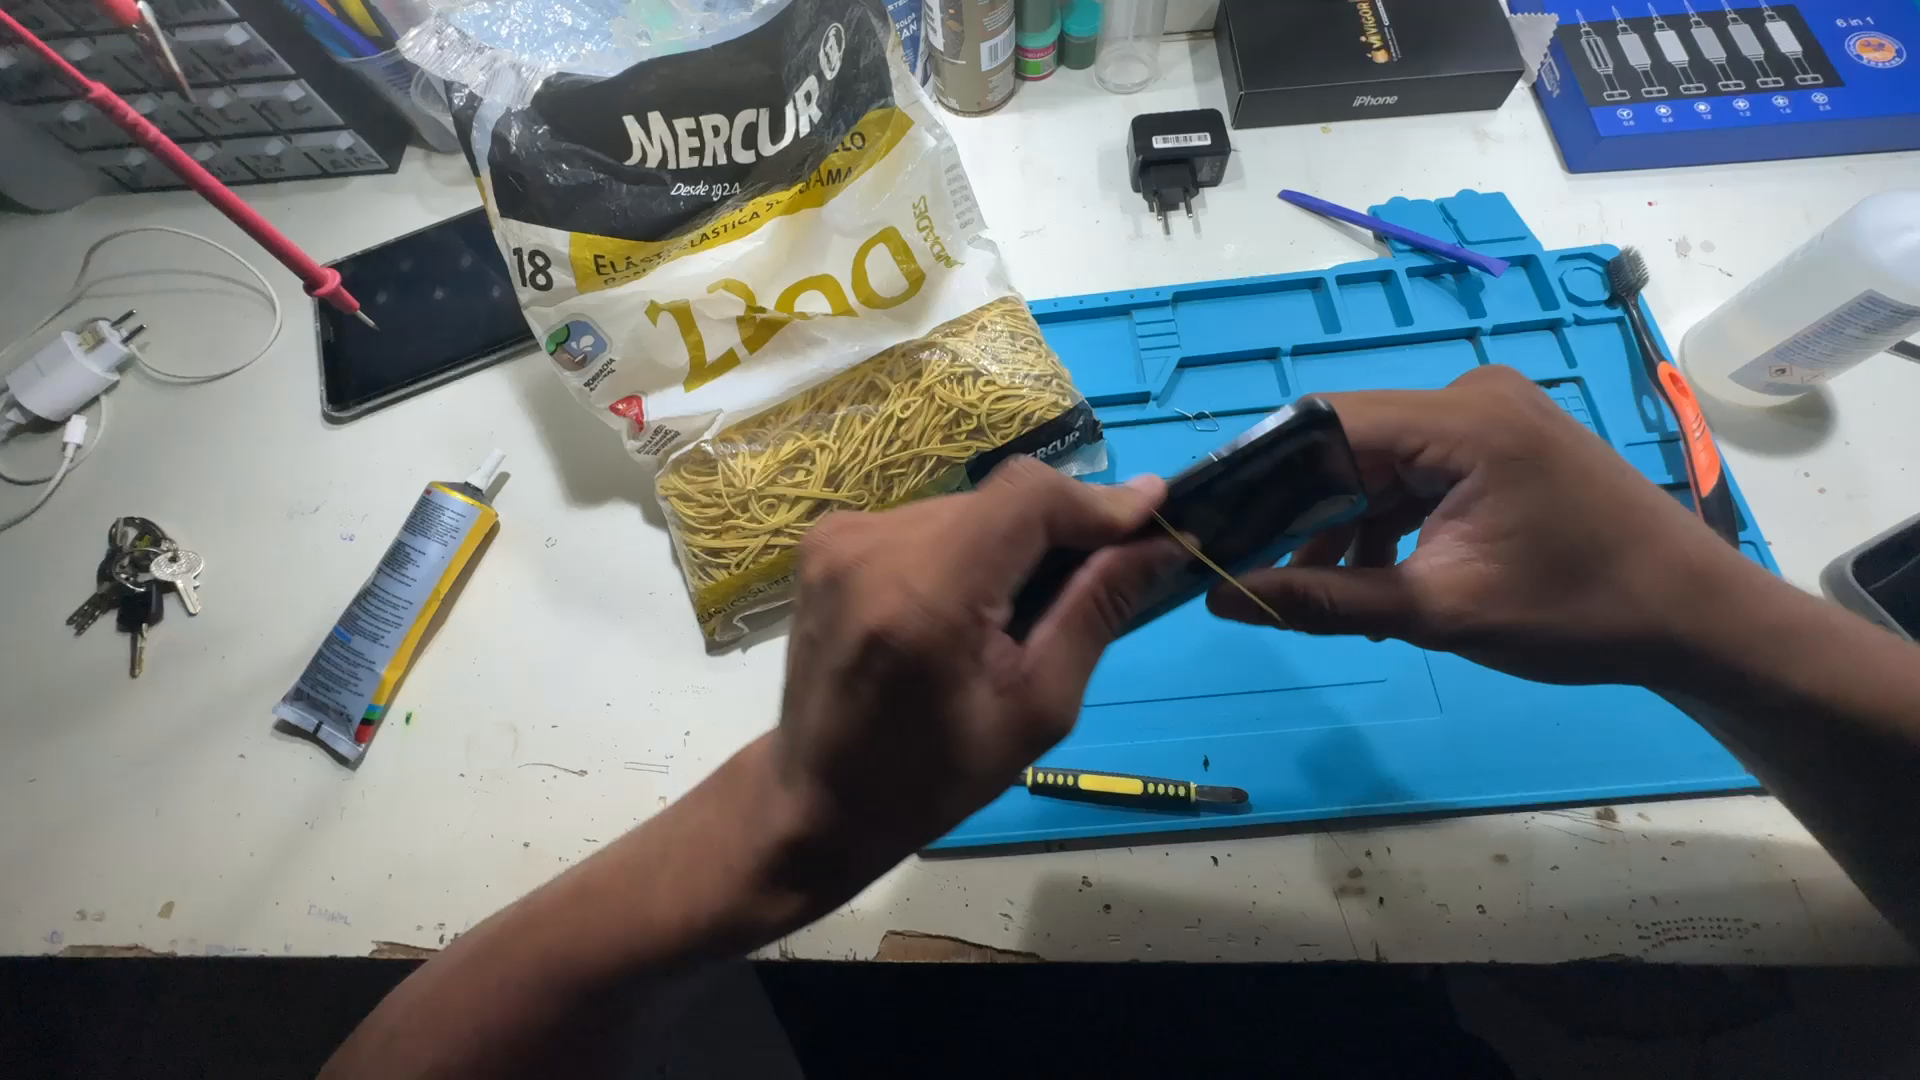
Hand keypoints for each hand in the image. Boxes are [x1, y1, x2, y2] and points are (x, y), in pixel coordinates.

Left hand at [770, 457, 1178, 891]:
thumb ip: (1096, 610)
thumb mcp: (1037, 708)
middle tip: (1098, 573)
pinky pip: (926, 520)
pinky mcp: (827, 538)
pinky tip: (964, 601)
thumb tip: (1159, 542)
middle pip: (999, 500)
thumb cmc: (933, 774)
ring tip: (1018, 606)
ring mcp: (840, 535)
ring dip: (1010, 541)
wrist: (816, 795)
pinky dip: (964, 547)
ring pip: (966, 507)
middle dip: (1060, 529)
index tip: (1153, 515)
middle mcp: (874, 545)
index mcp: (925, 595)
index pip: (1026, 497)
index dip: (1096, 500)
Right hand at [1208, 365, 1763, 686]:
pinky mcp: (1491, 441)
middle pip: (1345, 440)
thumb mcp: (1434, 612)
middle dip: (1298, 505)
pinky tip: (1364, 570)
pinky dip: (1377, 517)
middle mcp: (1469, 397)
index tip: (1221, 522)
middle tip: (1256, 561)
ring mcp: (1484, 416)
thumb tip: (1220, 600)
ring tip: (1313, 585)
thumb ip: (1321, 601)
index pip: (1326, 423)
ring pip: (1370, 459)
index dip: (1263, 471)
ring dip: (1337, 519)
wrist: (1701, 624)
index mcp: (1464, 422)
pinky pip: (1406, 470)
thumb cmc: (1578, 614)